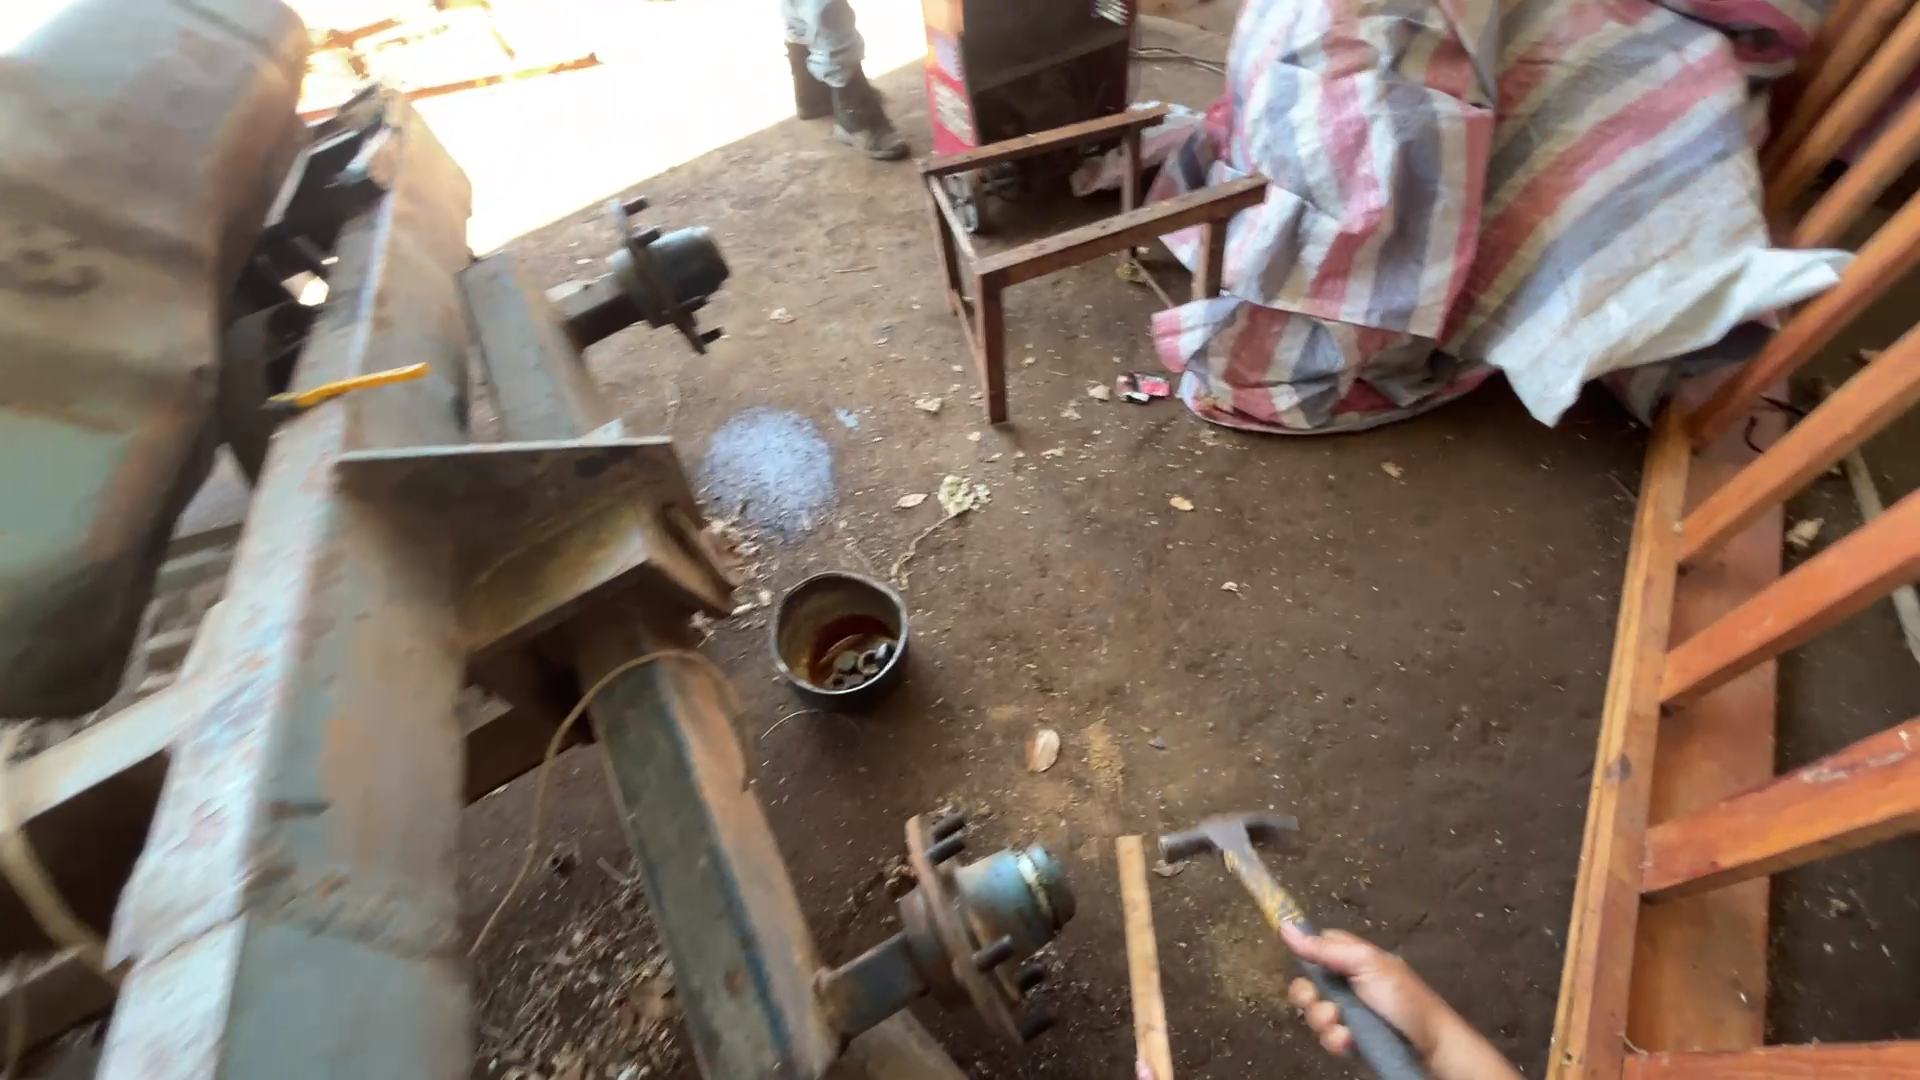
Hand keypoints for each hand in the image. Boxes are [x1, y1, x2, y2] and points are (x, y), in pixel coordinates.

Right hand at [1280, 922, 1452, 1058]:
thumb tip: (1285, 926)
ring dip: (1321, 1019)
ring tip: (1341, 1026)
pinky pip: (1327, 1037)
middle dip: (1307, 995)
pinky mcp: (1350, 1040)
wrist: (1434, 1049)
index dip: (1305, 956)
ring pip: (1313, 1011)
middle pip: (1306, 983)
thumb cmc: (1403, 998)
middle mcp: (1344, 983)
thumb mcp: (1365, 964)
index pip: (1313, 947)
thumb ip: (1324, 948)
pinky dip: (1333, 1040)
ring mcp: (1347, 1013)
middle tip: (1319, 1002)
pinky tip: (1347, 1042)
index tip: (1302, 965)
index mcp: (1349, 957)